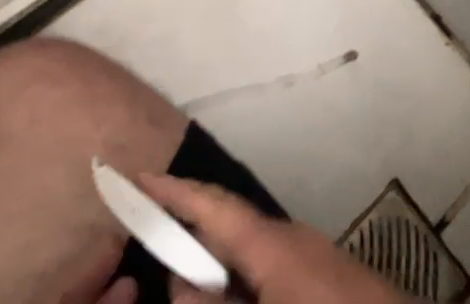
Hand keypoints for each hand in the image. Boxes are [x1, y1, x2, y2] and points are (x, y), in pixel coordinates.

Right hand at [139, 173, 407, 303]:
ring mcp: (316, 254)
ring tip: (200, 282)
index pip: (212, 204)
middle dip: (193, 239)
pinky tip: (242, 294)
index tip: (138, 177)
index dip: (173, 191)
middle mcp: (293, 237)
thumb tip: (179, 285)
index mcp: (272, 244)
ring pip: (253, 251)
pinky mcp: (331, 275)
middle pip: (229, 227)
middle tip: (159, 246)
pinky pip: (274, 267)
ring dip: (223, 265)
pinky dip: (249, 278)